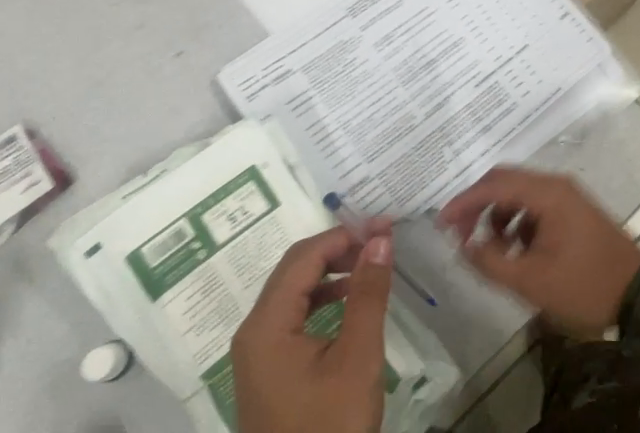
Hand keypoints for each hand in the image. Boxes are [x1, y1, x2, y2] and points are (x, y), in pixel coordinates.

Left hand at [231, 224, 392, 432]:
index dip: (344, 235)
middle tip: (382, 242)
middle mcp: (253, 332)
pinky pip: (292, 317)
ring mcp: (257, 353)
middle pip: (294, 270)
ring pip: (293, 293)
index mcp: (266, 325)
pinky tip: (350, 304)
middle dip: (338, 249)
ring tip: (372, 267)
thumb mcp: (357, 358)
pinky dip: (322, 300)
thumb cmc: (330, 426)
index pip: (303, 257)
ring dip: (331, 273)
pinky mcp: (268, 370)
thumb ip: (368, 294)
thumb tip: (380, 240)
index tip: (386, 227)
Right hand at [437, 167, 639, 337]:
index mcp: (547, 194)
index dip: (463, 201)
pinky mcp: (573, 212)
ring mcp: (567, 197)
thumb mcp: (531, 281)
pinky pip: (535, 207)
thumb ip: (491, 261)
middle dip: (478, 205)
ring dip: (497, 216)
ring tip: (489, 250)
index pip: (495, 184)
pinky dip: (516, 223)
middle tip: (457, 234)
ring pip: (519, 195)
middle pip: (506, 182)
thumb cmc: (585, 286)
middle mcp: (556, 186)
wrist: (639, 293)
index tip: (440, 224)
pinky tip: (515, 252)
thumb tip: (463, 243)